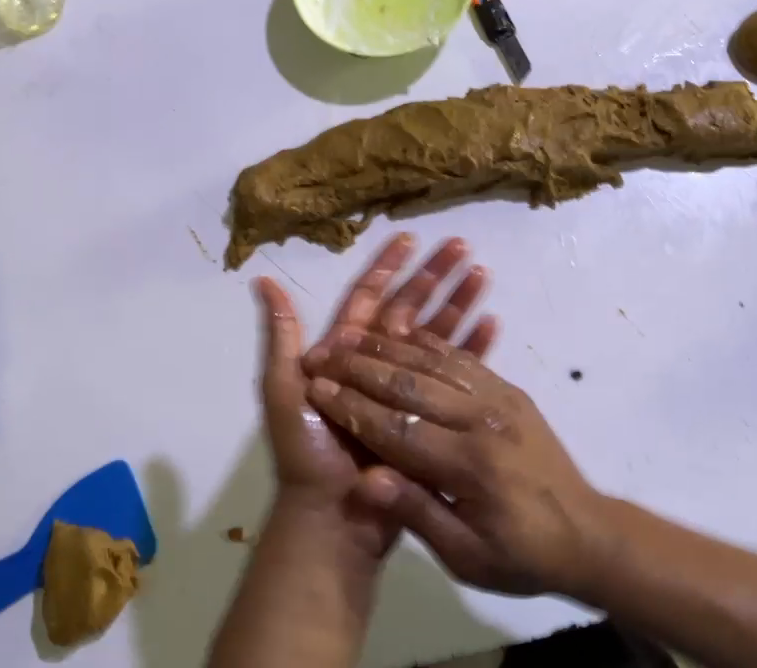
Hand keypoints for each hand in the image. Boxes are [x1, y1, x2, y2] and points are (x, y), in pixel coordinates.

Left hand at [254, 234, 497, 560]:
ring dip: (459, 302)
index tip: (410, 238)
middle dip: (434, 274)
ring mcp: (405, 388)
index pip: (370, 296)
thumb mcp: (286, 391)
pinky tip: (493, 325)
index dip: (388, 266)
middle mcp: (377, 362)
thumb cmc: (308, 452)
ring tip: (484, 273)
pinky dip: (473, 349)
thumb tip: (262, 281)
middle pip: (410, 307)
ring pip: (437, 333)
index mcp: (345, 351)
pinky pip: (454, 374)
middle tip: (463, 246)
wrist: (334, 518)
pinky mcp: (428, 414)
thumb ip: (281, 338)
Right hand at [305, 329, 605, 596]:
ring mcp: (500, 398)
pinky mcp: (510, 390)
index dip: (352, 408)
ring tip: (351, 337)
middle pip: (411, 384)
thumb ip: (417, 513)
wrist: (590, 534)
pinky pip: (461, 358)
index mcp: (470, 466)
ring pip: (434, 362)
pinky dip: (427, 343)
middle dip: (361, 368)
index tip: (315, 390)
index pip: (397, 428)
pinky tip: (402, 333)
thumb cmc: (521, 556)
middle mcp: (483, 421)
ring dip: (388, 347)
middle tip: (322, 354)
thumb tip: (365, 480)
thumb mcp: (466, 556)